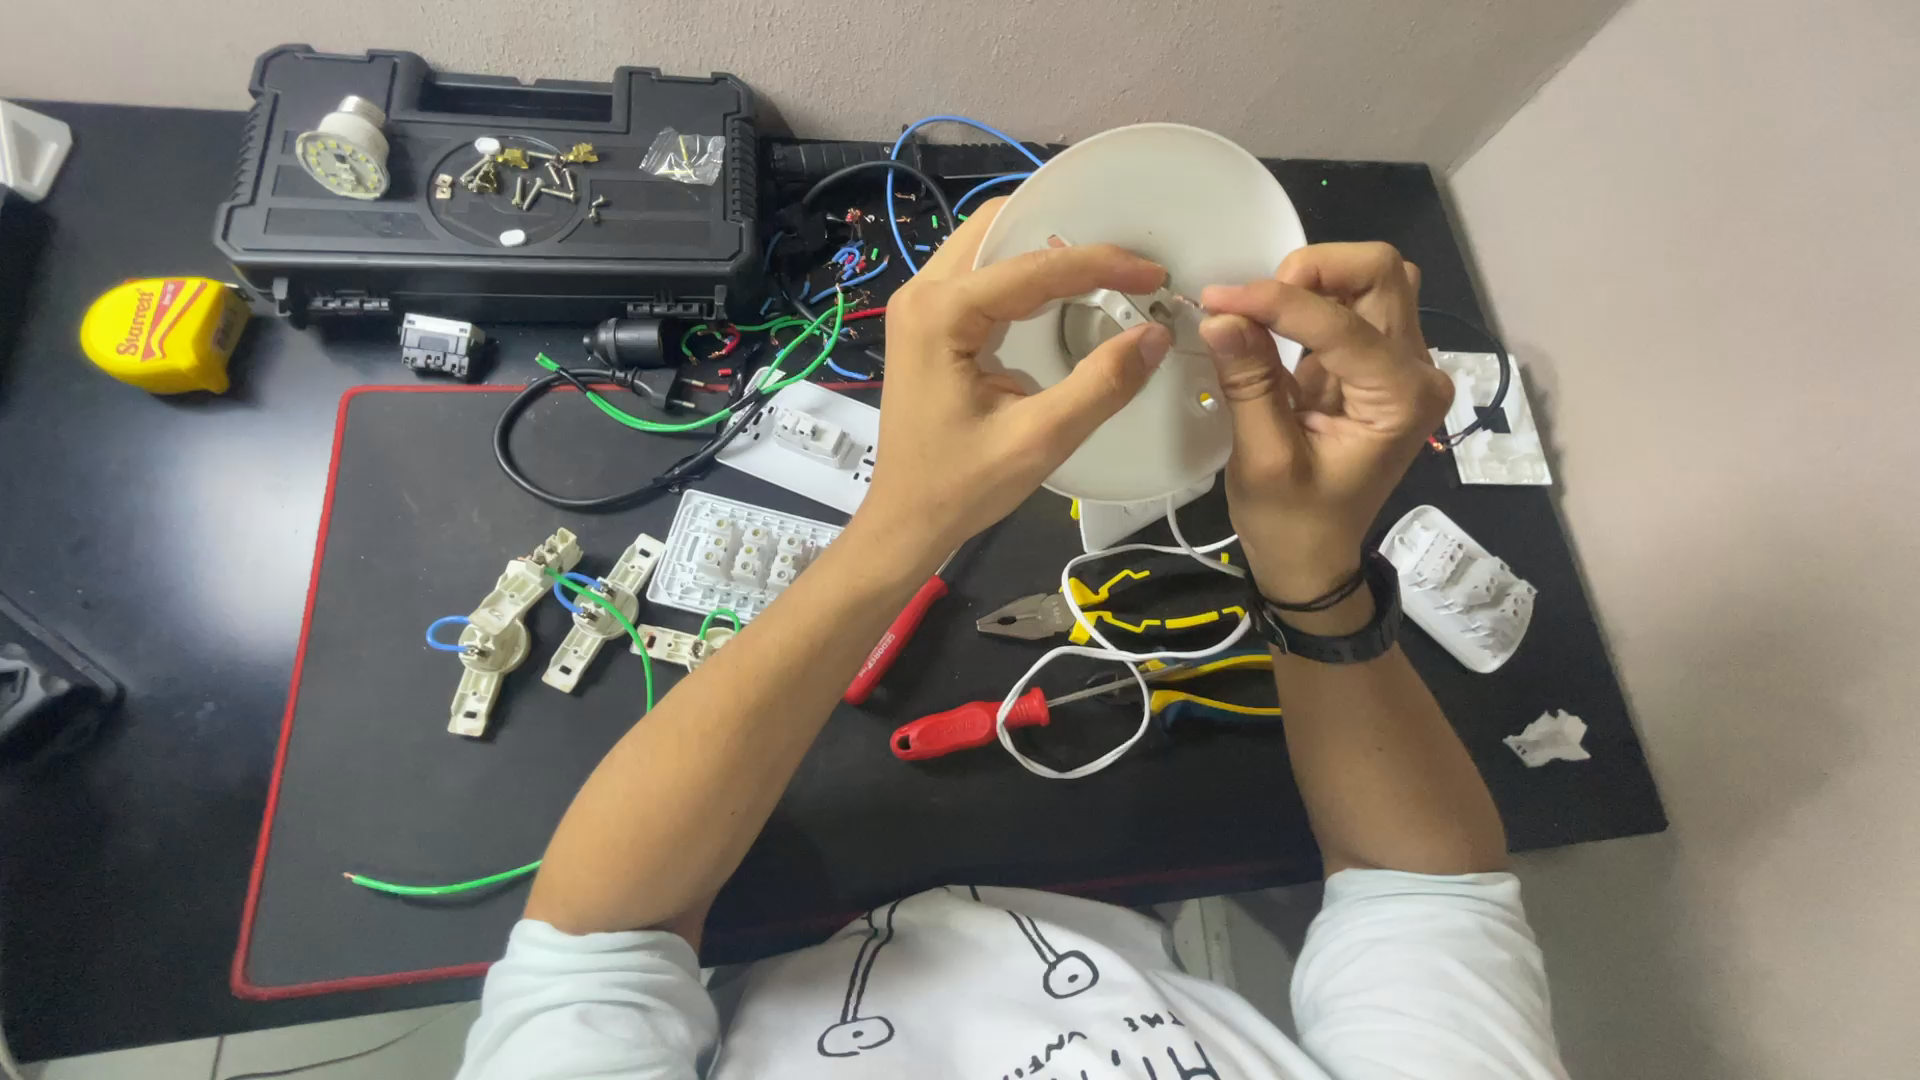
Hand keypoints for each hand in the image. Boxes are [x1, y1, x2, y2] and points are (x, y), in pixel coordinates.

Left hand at [859, 198, 1174, 555]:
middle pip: (1000, 228)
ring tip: (1101, 274)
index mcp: (940, 314)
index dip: (1102, 264)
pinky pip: (978, 278)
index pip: (1034, 266)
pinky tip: (1058, 297)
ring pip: (988, 248)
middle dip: (1066, 235)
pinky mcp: (925, 326)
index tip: (1156, 275)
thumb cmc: (962, 486)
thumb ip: (1101, 384)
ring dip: (1043, 252)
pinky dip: (1021, 278)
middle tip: (1122, 263)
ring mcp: (918, 307)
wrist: (906, 520)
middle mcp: (921, 294)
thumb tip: (1155, 334)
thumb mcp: (1039, 439)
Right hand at [1197, 243, 1452, 602]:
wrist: (1312, 558)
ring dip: (1314, 281)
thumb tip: (1220, 317)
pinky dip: (1309, 303)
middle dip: (1312, 272)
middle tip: (1251, 303)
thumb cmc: (1291, 522)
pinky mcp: (1374, 370)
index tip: (1215, 301)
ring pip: (1372, 283)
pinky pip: (1352, 310)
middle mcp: (1416, 371)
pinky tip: (1269, 324)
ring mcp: (1400, 367)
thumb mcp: (1264, 460)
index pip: (1342, 323)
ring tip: (1259, 312)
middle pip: (1382, 275)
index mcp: (1400, 399)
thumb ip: (1250, 384)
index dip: (1276, 302)